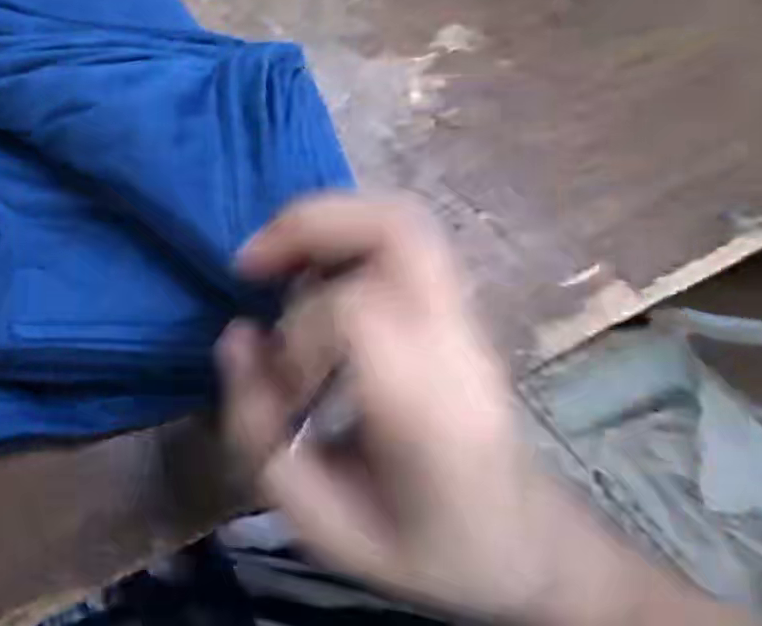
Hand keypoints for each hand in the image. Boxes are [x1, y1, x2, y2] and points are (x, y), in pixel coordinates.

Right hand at [214, 195, 580, 623]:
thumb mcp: (324, 526)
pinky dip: (334, 231)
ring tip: (270, 261)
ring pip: (398, 216)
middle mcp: (456, 347)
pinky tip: (303, 270)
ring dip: (317, 221)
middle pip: (397, 229)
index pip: (360, 316)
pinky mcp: (450, 302)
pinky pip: (392, 232)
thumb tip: (236, 334)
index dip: (298, 332)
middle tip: (253, 263)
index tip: (283, 379)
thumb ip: (261, 434)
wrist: (525, 545)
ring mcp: (463, 317)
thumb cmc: (421, 544)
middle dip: (307, 225)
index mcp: (434, 415)